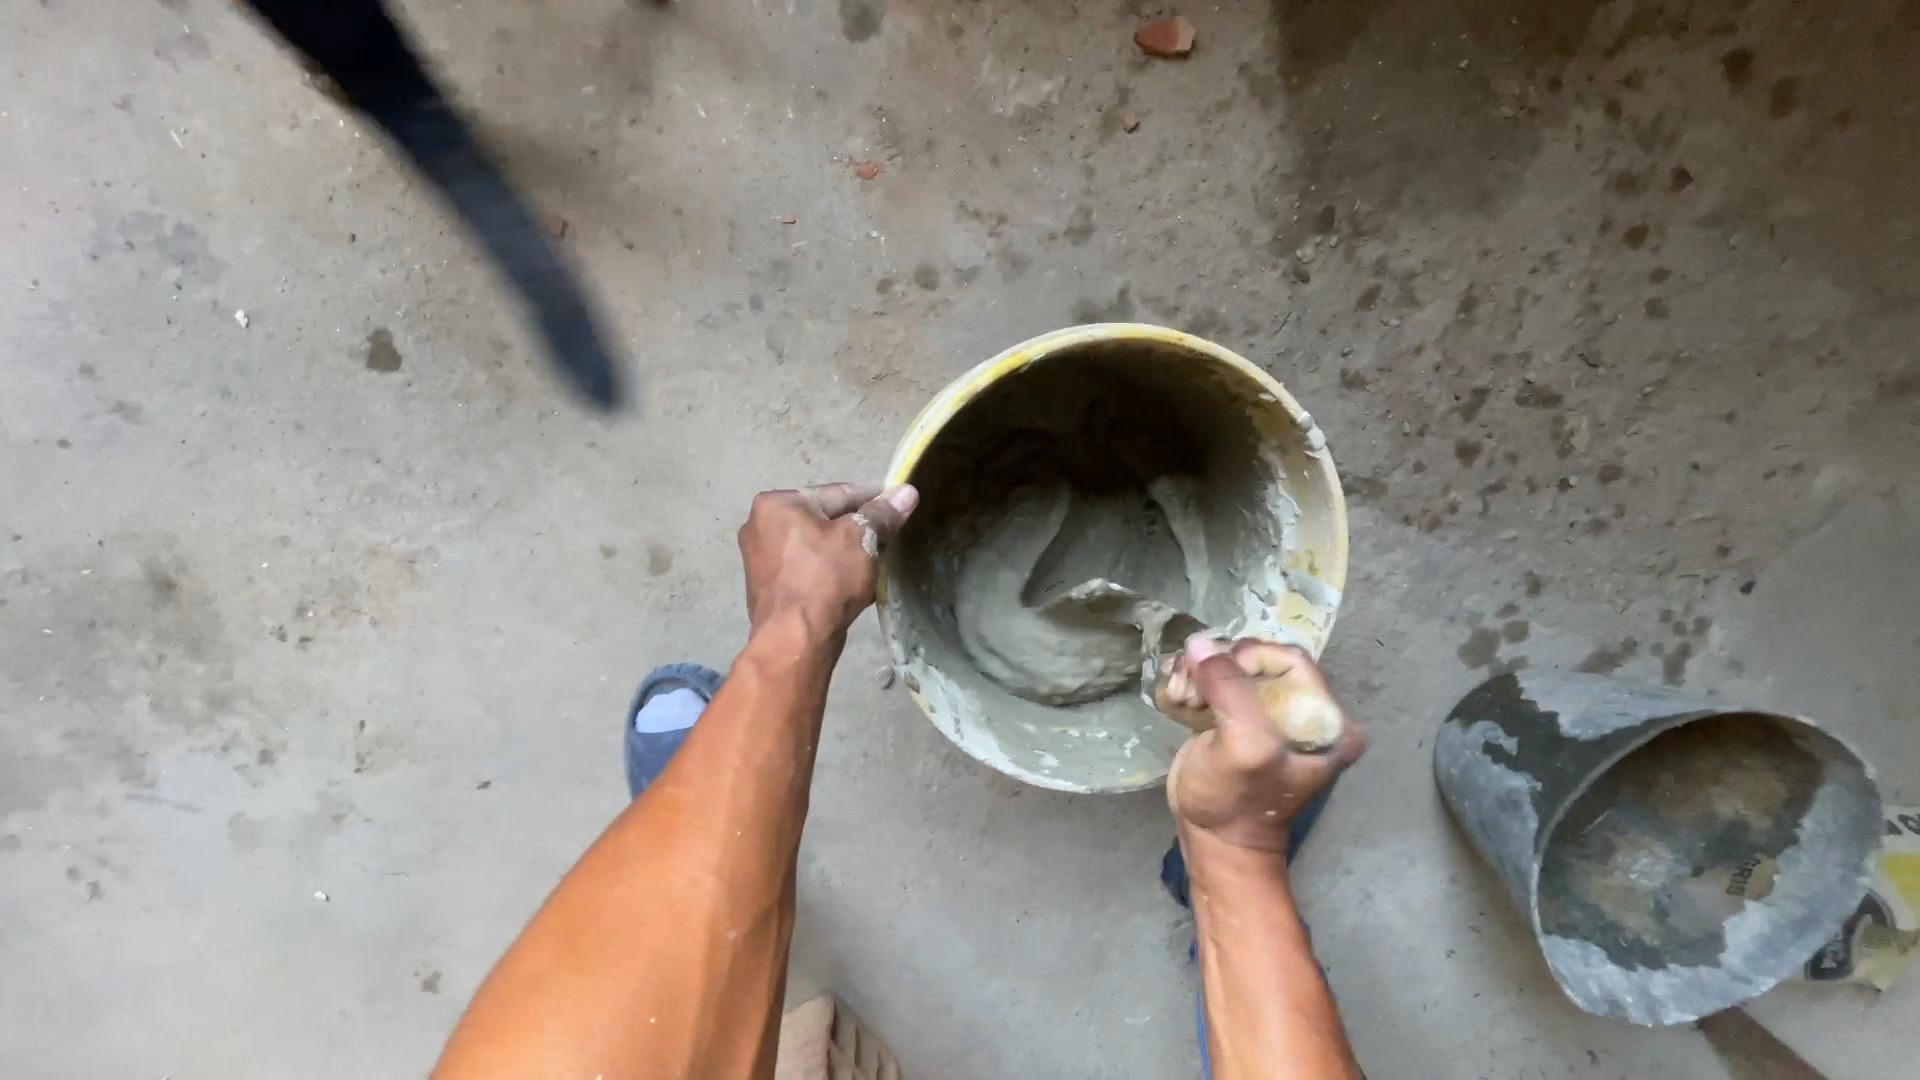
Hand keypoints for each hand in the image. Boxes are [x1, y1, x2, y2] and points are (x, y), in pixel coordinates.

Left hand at [737, 482, 918, 639]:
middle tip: (888, 535)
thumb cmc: (826, 579)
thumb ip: (882, 514)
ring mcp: (759, 558)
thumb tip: (907, 492)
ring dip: (842, 549)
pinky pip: (805, 568)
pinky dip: (827, 569)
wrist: (796, 639)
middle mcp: (758, 525)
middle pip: (822, 518)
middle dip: (855, 526)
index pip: (837, 493)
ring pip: (814, 544)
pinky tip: (850, 579)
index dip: (872, 498)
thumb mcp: (861, 539)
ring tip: (873, 558)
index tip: (897, 504)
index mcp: (776, 503)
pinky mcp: (766, 586)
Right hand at [1163, 637, 1366, 857]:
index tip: (1216, 683)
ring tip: (1182, 697)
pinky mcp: (1238, 717)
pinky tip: (1178, 697)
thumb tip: (1198, 644)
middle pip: (1255, 658)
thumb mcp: (1243, 746)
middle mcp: (1304, 711)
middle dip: (1216, 666)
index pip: (1289, 659)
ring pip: (1229, 665)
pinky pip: (1215, 679)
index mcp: (1328, 720)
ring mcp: (1269, 713)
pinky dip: (1192, 680)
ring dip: (1198, 672)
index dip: (1247, 661)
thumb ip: (1229, 690)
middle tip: (1191, 691)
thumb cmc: (1237, 803)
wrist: (1214, 843)